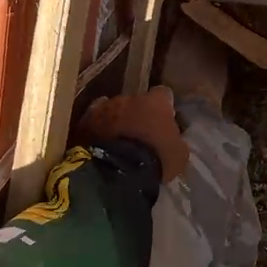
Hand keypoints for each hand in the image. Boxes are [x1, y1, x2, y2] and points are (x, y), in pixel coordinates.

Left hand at [74, 87, 188, 182]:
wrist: (117, 172)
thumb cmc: (156, 161)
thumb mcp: (179, 154)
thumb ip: (176, 138)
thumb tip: (173, 137)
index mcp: (156, 102)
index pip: (164, 94)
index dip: (164, 106)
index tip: (164, 118)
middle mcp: (130, 97)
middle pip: (136, 101)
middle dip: (138, 113)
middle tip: (140, 132)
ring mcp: (105, 107)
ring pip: (113, 109)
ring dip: (117, 120)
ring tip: (118, 139)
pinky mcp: (86, 120)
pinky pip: (95, 119)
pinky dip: (98, 127)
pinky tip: (101, 140)